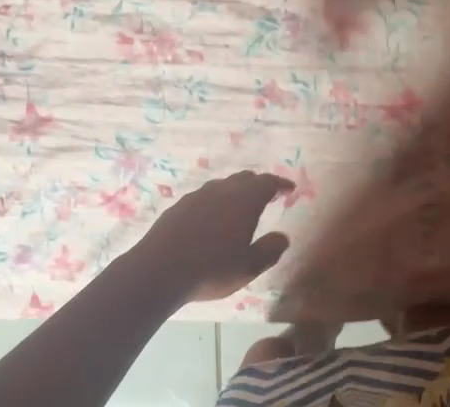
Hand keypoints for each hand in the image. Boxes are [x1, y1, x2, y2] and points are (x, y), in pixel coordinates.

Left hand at [130, 171, 294, 301]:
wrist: (160, 269)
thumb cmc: (211, 269)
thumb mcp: (248, 267)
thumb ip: (269, 250)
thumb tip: (283, 237)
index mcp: (243, 200)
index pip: (267, 183)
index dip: (280, 184)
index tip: (289, 188)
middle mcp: (222, 190)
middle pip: (244, 179)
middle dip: (259, 185)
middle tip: (268, 195)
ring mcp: (198, 195)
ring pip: (223, 185)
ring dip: (236, 192)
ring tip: (241, 207)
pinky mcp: (180, 206)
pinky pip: (205, 196)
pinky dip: (217, 201)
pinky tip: (212, 218)